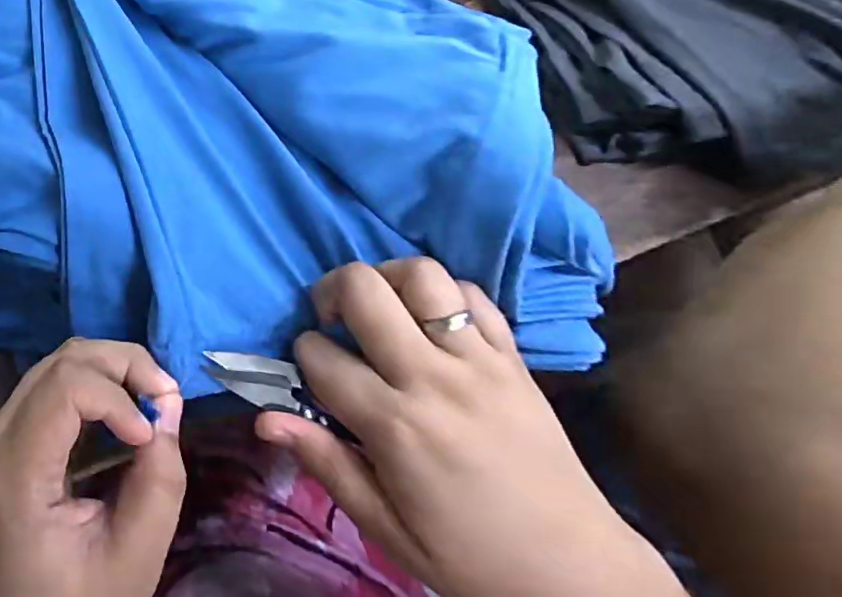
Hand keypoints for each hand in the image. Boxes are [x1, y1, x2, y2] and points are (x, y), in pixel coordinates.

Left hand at [0, 339, 184, 596]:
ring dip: (112, 368)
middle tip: (166, 397)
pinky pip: (53, 381)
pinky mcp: (8, 432)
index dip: (118, 395)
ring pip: (60, 361)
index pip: (66, 385)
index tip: (150, 436)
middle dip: (124, 364)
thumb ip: (159, 481)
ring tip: (151, 398)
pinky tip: (124, 406)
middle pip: (65, 360)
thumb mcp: (133, 558)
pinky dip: (96, 380)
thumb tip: (168, 406)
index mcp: (16, 469)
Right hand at [255, 259, 683, 596]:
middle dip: (331, 290)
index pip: (321, 356)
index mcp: (395, 425)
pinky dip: (446, 294)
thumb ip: (325, 463)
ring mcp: (479, 360)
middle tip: (331, 317)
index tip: (311, 371)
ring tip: (382, 305)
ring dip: (388, 278)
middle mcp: (432, 378)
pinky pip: (474, 295)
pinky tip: (434, 319)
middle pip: (363, 289)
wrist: (577, 573)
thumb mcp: (386, 527)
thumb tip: (264, 417)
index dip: (302, 354)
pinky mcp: (514, 356)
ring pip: (421, 275)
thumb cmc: (469, 556)